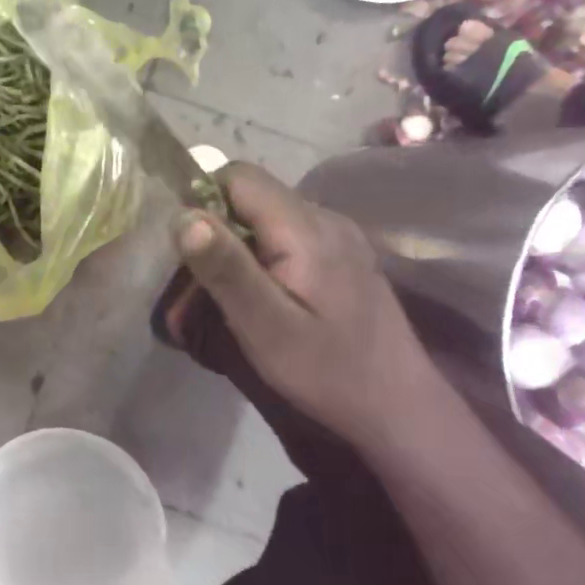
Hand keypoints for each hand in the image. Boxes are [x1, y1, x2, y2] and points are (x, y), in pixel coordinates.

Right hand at [171, 162, 440, 444]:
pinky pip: (287, 233)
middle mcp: (326, 217)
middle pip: (252, 192)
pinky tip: (263, 292)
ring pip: (267, 213)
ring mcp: (339, 234)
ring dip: (237, 241)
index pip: (238, 176)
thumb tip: (183, 216)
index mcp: (305, 228)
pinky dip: (261, 252)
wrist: (401, 408)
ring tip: (229, 291)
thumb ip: (226, 268)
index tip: (186, 245)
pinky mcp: (343, 254)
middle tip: (201, 279)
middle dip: (216, 225)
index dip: (202, 198)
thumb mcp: (265, 326)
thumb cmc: (327, 370)